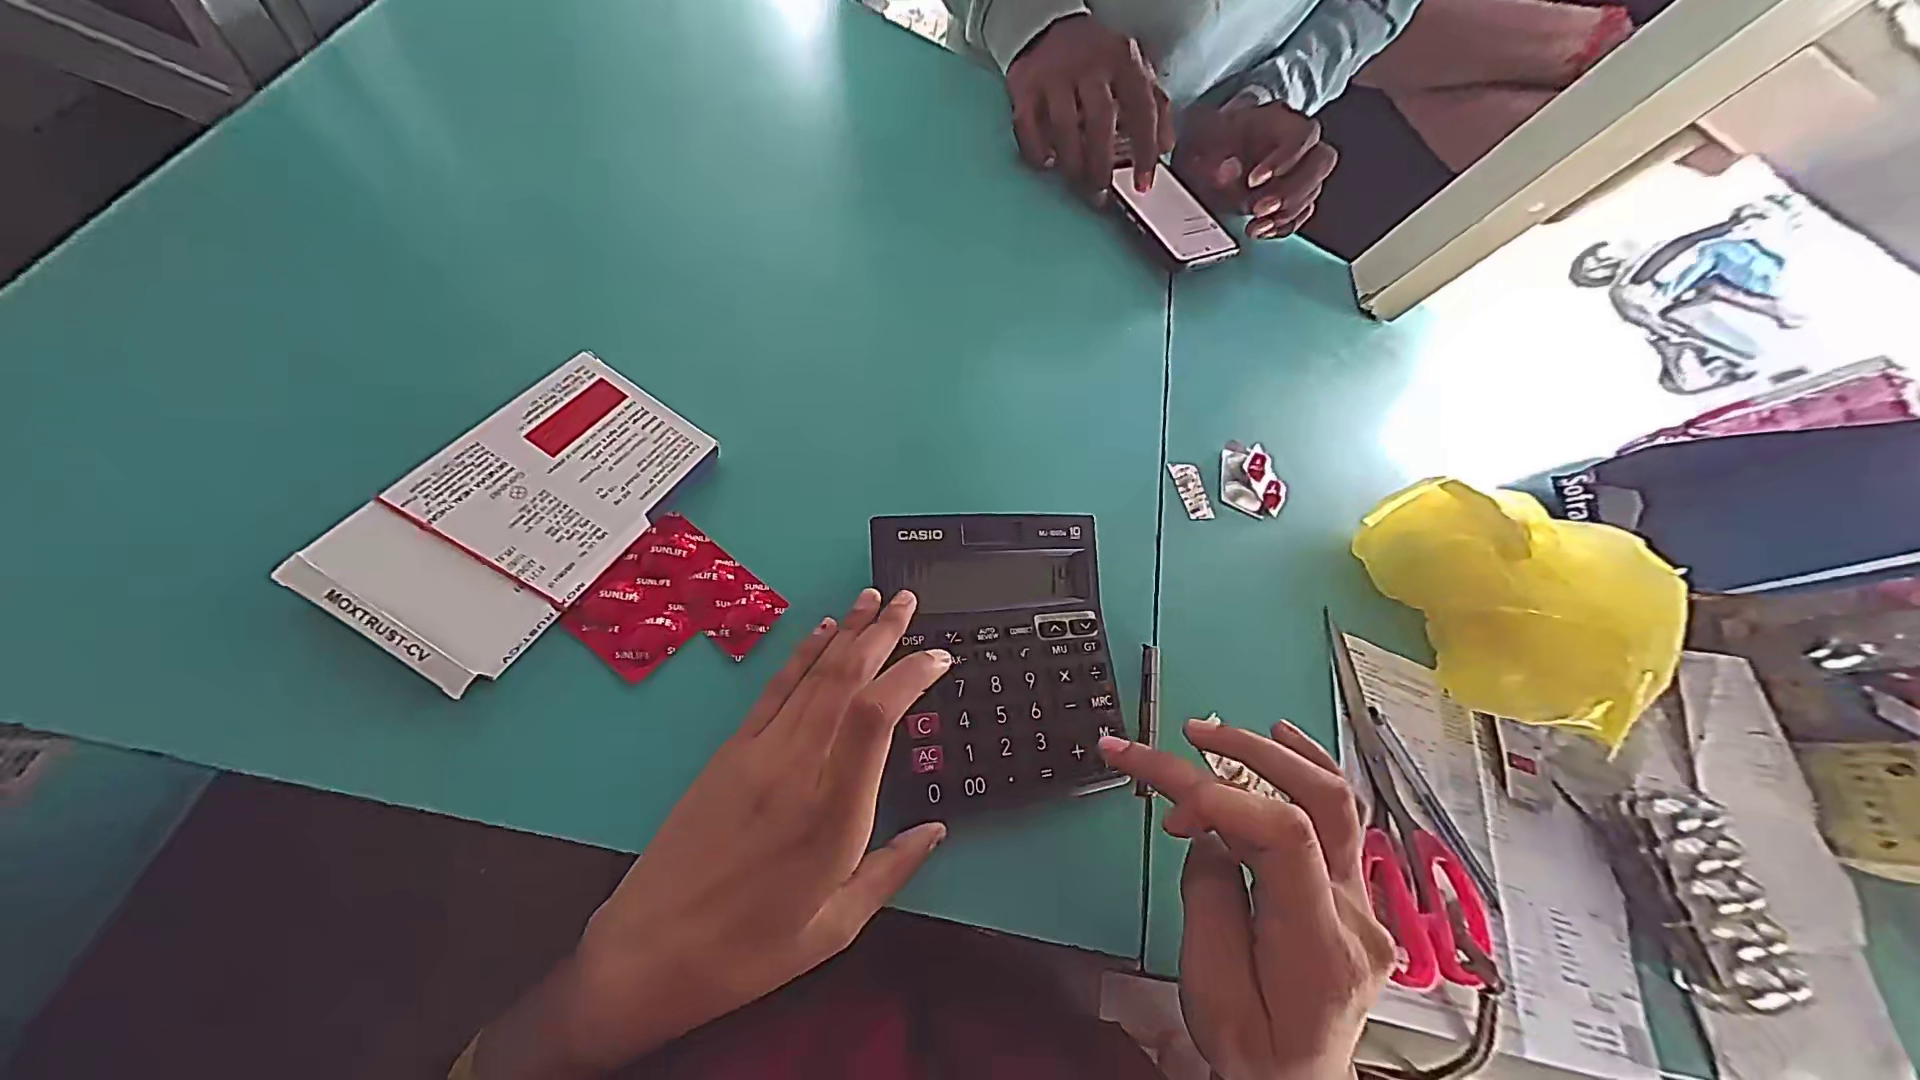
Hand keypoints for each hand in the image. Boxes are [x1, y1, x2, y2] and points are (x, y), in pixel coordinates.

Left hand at [473, 589, 951, 1077]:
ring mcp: (759, 752)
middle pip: (844, 679)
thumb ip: (894, 869)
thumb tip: (936, 831)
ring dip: (846, 632)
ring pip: (812, 675)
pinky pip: (775, 690)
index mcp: (833, 811)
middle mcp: (797, 768)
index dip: (910, 675)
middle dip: (881, 633)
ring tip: (871, 600)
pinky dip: (802, 656)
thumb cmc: (750, 948)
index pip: (877, 717)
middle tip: (905, 601)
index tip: (938, 658)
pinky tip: (821, 632)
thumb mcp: (837, 924)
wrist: (647, 953)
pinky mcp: (730, 751)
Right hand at [1006, 14, 1174, 201]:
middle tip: (1101, 189)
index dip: (1145, 151)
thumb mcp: (1132, 73)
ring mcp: (1055, 76)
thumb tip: (1166, 147)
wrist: (1049, 29)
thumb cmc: (1096, 62)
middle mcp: (1090, 66)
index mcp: (1123, 61)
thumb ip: (1153, 107)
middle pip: (1100, 123)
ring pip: (1064, 129)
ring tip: (1078, 181)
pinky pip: (1028, 128)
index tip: (1143, 183)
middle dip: (1102, 165)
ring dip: (1073, 165)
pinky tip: (1048, 162)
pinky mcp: (1025, 88)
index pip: (1142, 110)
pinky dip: (1038, 152)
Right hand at [1099, 719, 1394, 1079]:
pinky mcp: (1347, 887)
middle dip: (1249, 755)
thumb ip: (1209, 893)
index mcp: (1321, 945)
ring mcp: (1359, 897)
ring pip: (1333, 797)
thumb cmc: (1249, 1047)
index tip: (1173, 802)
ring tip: (1217, 733)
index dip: (1224, 800)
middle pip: (1319, 800)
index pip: (1287, 836)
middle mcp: (1353, 912)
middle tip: (1190, 738)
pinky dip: (1304, 765)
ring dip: (1270, 753)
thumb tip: (1208, 832)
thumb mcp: (1211, 986)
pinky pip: (1336, 814)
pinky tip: (1282, 737)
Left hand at [1174, 101, 1337, 239]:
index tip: (1253, 181)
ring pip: (1314, 189)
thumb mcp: (1201, 145)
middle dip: (1292, 191)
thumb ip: (1212, 157)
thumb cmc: (1210, 143)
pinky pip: (1303, 210)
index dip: (1284, 159)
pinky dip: (1285, 224)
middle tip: (1258, 210)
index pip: (1303, 134)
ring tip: (1255, 225)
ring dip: (1287, 213)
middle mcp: (1297, 143)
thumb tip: (1227, 171)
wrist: (1209, 148)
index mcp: (1278, 121)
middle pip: (1321, 161)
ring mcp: (1298, 168)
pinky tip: (1263, 230)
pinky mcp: (1293, 192)